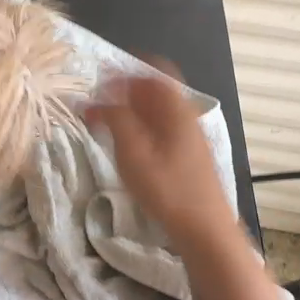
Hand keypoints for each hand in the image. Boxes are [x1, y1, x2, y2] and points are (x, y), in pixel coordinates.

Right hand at [85, 73, 237, 251]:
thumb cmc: (166, 188)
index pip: (154, 73)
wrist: (203, 227)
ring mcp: (189, 136)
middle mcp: (186, 117)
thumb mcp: (133, 153)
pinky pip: (161, 126)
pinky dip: (140, 125)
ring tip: (105, 121)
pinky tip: (125, 142)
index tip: (99, 81)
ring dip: (131, 109)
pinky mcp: (187, 153)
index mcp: (176, 111)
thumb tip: (97, 100)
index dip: (127, 72)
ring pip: (157, 110)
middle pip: (156, 90)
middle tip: (97, 101)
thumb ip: (116, 120)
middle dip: (125, 90)